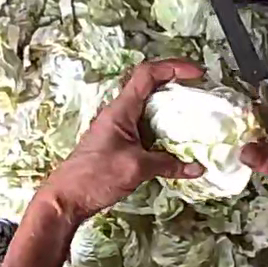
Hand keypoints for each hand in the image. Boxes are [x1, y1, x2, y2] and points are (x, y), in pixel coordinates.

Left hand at [38, 59, 206, 223]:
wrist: (67, 199)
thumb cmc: (96, 177)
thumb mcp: (136, 168)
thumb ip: (168, 164)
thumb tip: (197, 168)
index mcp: (121, 110)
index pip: (147, 74)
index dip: (173, 67)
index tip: (197, 74)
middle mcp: (119, 113)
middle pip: (150, 88)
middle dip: (177, 87)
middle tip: (200, 94)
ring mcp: (119, 128)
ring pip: (149, 109)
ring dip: (171, 110)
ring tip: (195, 118)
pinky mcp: (119, 144)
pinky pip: (146, 129)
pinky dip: (164, 131)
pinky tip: (178, 143)